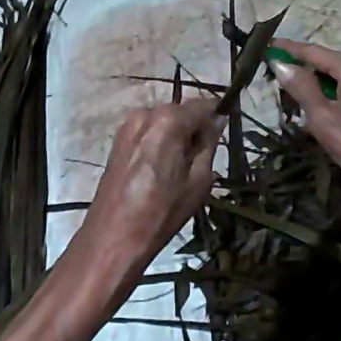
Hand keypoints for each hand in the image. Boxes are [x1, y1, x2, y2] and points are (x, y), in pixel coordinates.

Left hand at [78, 98, 221, 271]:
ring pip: (163, 122)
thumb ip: (209, 144)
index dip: (217, 116)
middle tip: (204, 157)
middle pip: (181, 111)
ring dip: (176, 136)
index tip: (225, 132)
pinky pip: (147, 132)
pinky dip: (159, 142)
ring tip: (181, 167)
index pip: (203, 105)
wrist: (114, 235)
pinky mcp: (117, 140)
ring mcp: (127, 125)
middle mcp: (145, 113)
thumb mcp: (198, 179)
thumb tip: (217, 121)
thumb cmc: (162, 210)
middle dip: (194, 127)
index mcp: (168, 119)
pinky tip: (161, 168)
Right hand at [268, 39, 340, 214]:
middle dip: (311, 71)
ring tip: (314, 101)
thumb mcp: (323, 119)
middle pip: (336, 63)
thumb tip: (281, 64)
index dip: (290, 49)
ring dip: (332, 85)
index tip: (271, 46)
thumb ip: (302, 88)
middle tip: (288, 81)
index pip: (315, 52)